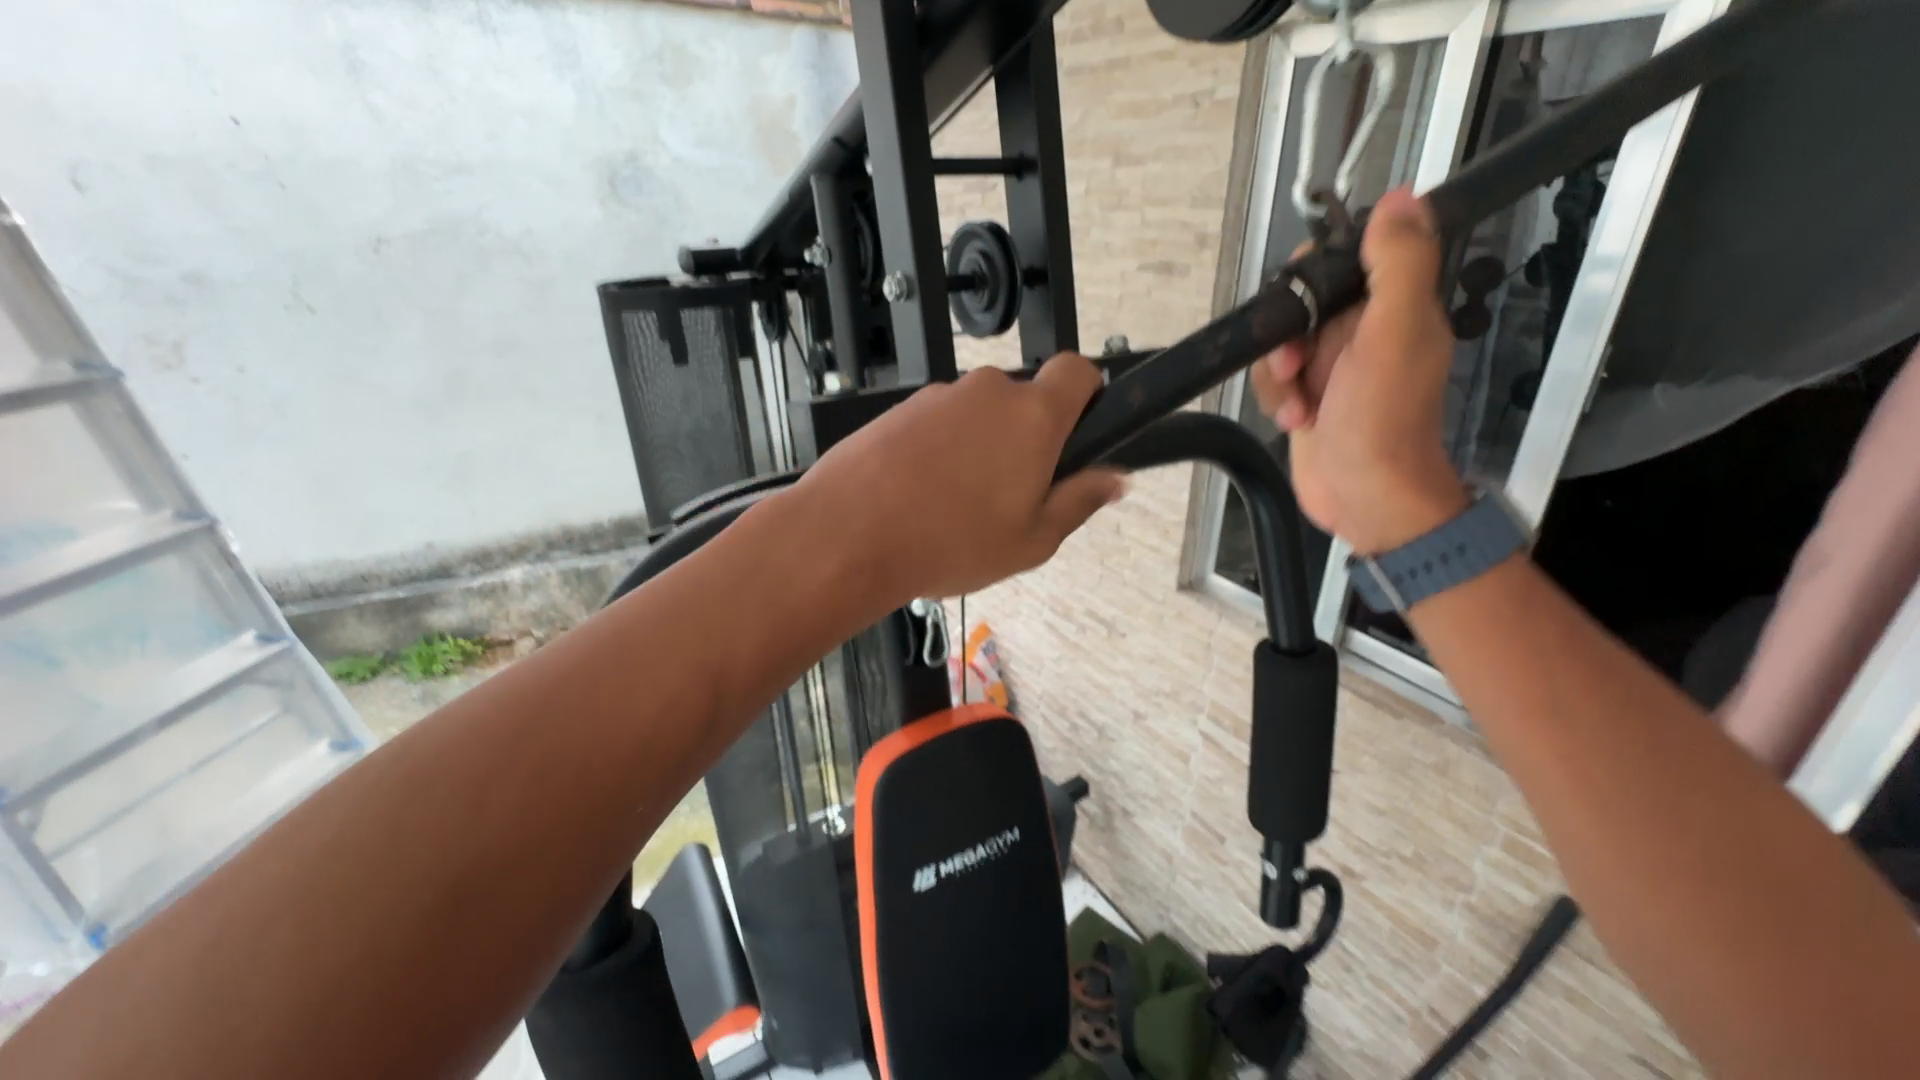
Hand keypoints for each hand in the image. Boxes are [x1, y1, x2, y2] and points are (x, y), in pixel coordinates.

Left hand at [794, 353, 1126, 601]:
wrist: (847, 534)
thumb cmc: (948, 542)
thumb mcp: (1032, 540)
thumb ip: (1080, 501)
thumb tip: (1115, 478)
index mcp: (1033, 417)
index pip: (1078, 371)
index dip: (1087, 394)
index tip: (1079, 430)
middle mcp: (988, 392)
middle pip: (1024, 403)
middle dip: (1026, 442)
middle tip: (1013, 498)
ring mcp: (939, 396)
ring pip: (978, 418)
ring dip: (979, 452)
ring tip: (958, 511)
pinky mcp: (899, 409)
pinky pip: (937, 427)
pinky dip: (939, 455)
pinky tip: (922, 502)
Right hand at [1252, 189, 1468, 553]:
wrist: (1365, 496)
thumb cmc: (1384, 419)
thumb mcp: (1395, 332)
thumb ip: (1398, 263)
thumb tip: (1401, 196)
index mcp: (1395, 307)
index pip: (1345, 259)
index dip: (1315, 271)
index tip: (1302, 298)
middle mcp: (1362, 331)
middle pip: (1302, 301)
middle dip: (1286, 331)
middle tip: (1295, 359)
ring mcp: (1331, 367)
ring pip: (1281, 342)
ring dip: (1280, 374)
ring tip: (1301, 404)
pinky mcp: (1307, 398)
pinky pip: (1275, 380)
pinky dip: (1278, 399)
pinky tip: (1297, 420)